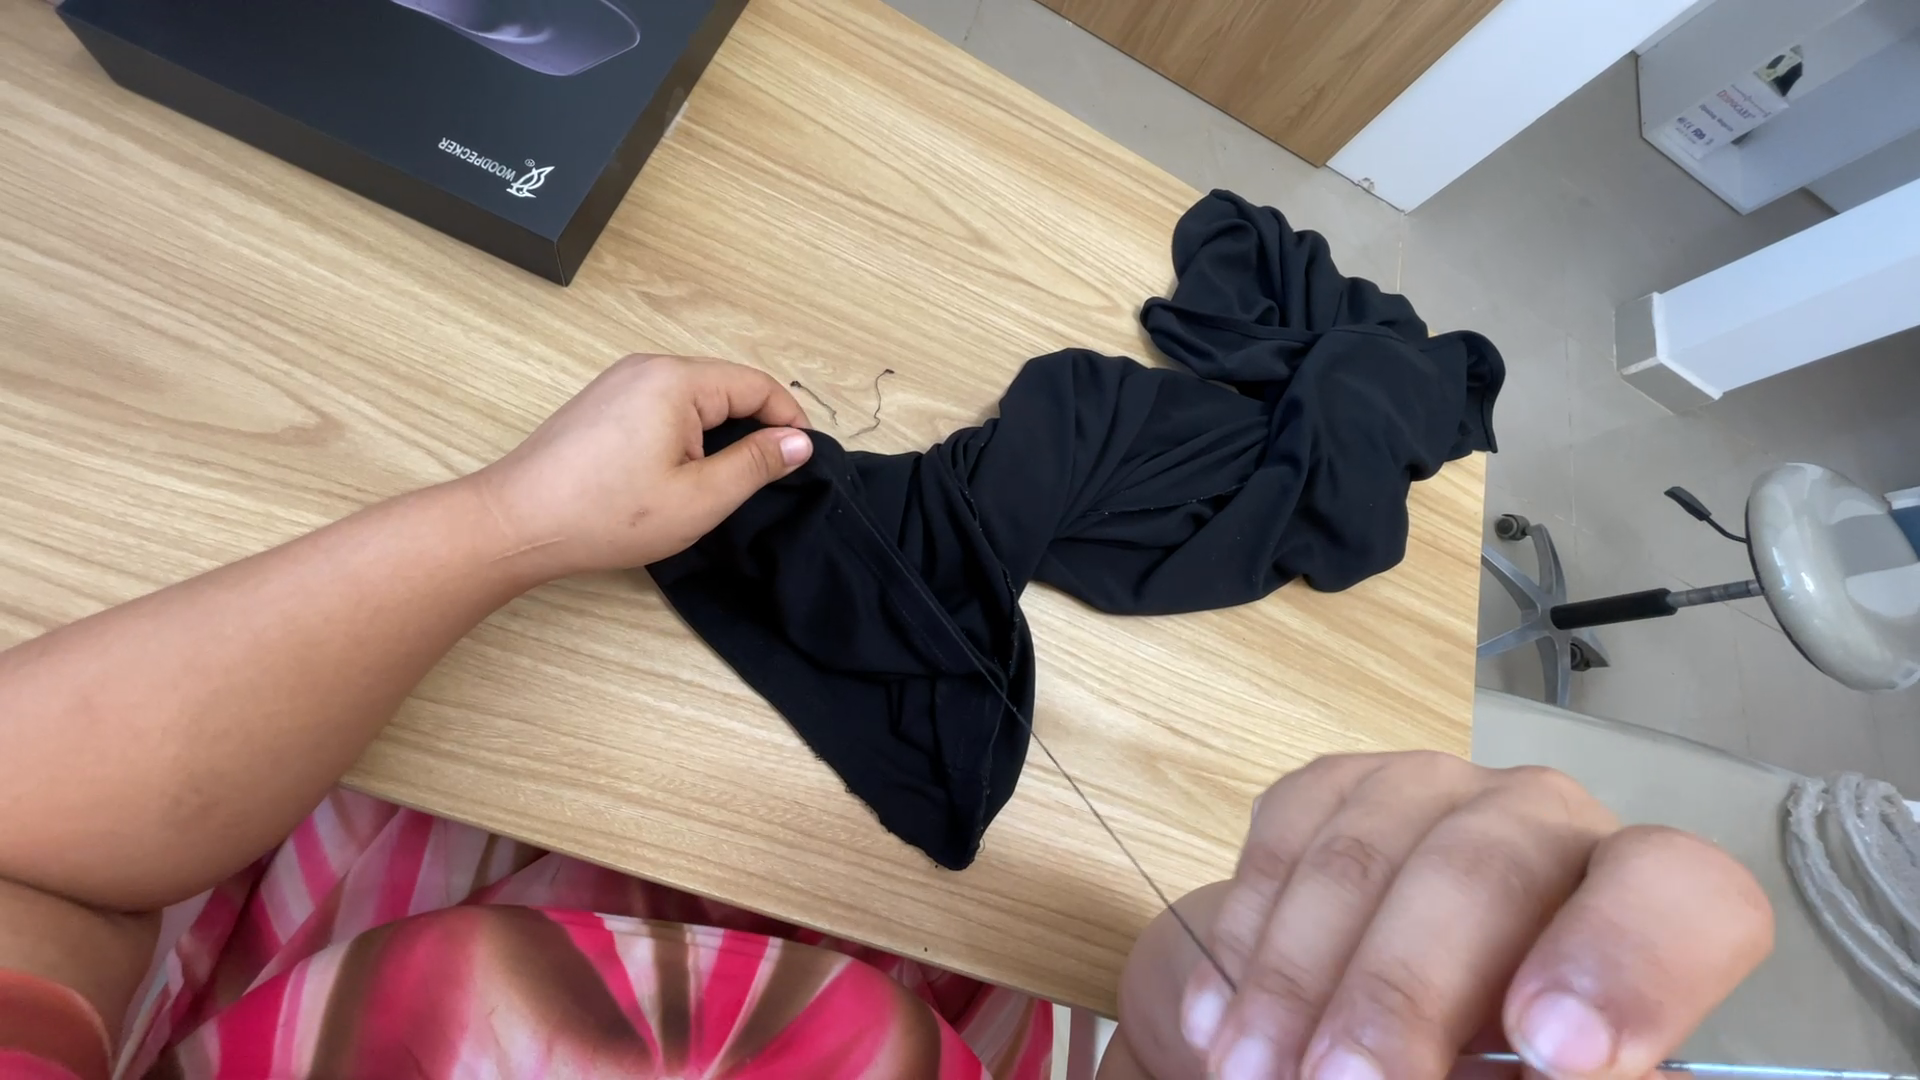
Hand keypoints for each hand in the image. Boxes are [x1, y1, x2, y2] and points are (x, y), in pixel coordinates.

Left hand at [472, 354, 811, 578]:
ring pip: (700, 396)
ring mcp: (623, 381)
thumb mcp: (701, 498)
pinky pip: (670, 404)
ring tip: (730, 476)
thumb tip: (800, 442)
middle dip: (757, 426)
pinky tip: (688, 468)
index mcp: (677, 381)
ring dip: (725, 430)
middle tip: (769, 475)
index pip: (757, 385)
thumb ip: (757, 464)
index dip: (788, 420)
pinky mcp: (607, 401)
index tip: (802, 461)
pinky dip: (694, 430)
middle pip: (728, 385)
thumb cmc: (609, 514)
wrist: (517, 523)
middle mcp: (649, 367)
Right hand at [1112, 752, 1772, 1079]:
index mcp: (1642, 892)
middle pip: (1477, 871)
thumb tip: (1496, 1079)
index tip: (1551, 1057)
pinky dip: (1244, 937)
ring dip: (1293, 980)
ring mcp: (1418, 781)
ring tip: (1248, 1071)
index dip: (1624, 961)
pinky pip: (1277, 838)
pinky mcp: (1327, 779)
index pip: (1677, 891)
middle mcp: (1533, 810)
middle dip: (1396, 993)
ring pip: (1354, 857)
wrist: (1388, 970)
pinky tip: (1215, 1016)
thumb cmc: (1495, 1052)